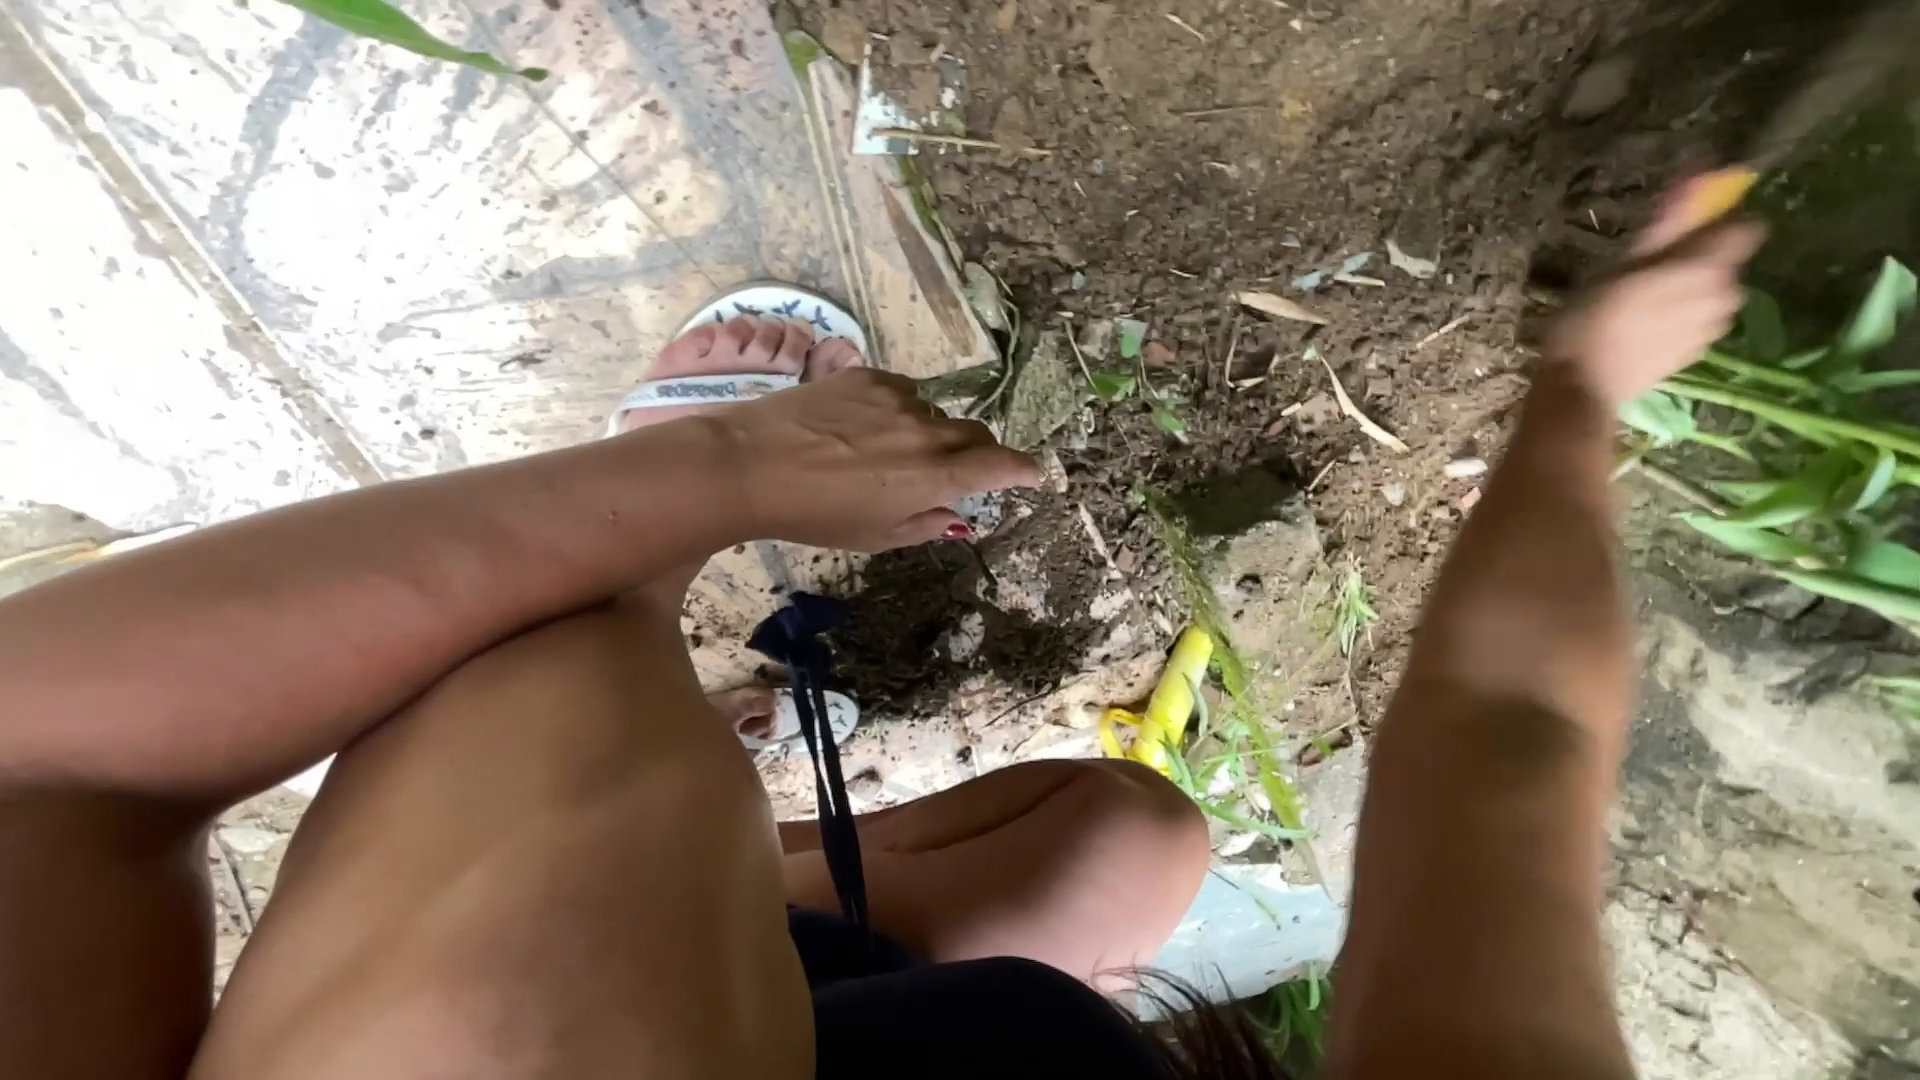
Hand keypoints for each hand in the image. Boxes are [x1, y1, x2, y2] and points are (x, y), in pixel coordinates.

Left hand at [710, 367, 1041, 551]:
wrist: (748, 465)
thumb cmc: (814, 514)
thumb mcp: (875, 536)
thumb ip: (927, 523)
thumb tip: (957, 514)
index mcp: (933, 475)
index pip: (999, 465)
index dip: (1022, 469)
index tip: (1032, 473)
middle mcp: (926, 430)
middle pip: (975, 434)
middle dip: (976, 454)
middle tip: (955, 470)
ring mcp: (897, 397)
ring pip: (934, 412)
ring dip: (930, 432)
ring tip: (888, 452)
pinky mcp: (867, 375)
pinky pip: (902, 393)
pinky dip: (898, 411)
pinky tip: (862, 427)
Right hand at [1547, 180, 1765, 404]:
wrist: (1581, 388)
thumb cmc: (1587, 323)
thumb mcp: (1616, 266)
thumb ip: (1666, 221)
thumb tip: (1701, 170)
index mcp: (1706, 268)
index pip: (1743, 226)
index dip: (1713, 225)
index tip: (1676, 235)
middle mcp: (1723, 294)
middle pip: (1724, 262)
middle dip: (1693, 262)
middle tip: (1641, 276)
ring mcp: (1713, 327)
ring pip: (1710, 293)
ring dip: (1684, 292)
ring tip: (1636, 307)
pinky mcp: (1697, 352)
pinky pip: (1697, 322)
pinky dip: (1676, 320)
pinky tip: (1638, 331)